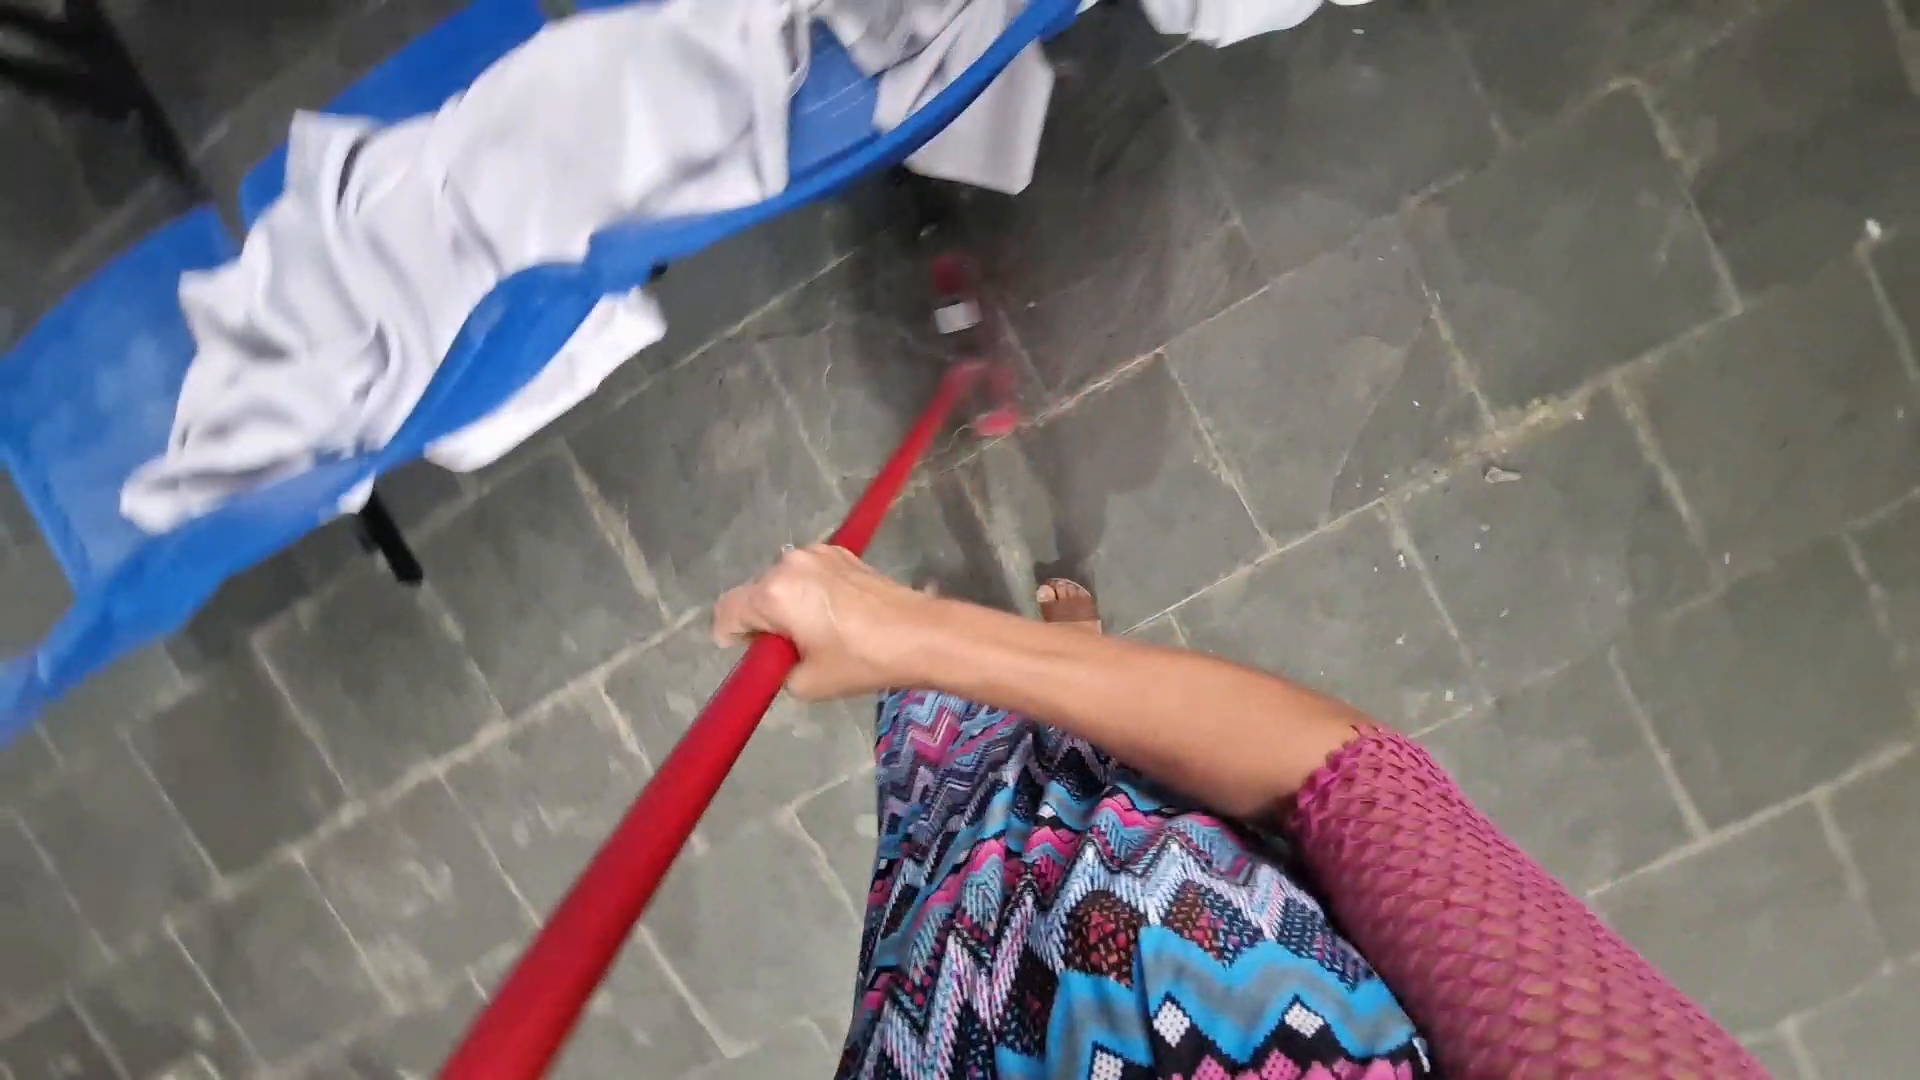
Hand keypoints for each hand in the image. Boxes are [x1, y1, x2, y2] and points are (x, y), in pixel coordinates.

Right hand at [712, 544, 933, 699]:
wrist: (920, 633)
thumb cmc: (862, 659)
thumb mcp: (807, 682)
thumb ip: (775, 670)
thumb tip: (777, 658)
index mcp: (775, 592)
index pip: (728, 610)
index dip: (732, 637)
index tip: (753, 657)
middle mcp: (791, 563)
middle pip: (756, 592)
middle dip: (763, 621)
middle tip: (788, 650)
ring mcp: (819, 553)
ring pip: (783, 581)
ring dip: (787, 604)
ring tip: (816, 633)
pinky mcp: (843, 553)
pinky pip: (809, 574)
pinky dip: (810, 592)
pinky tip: (834, 615)